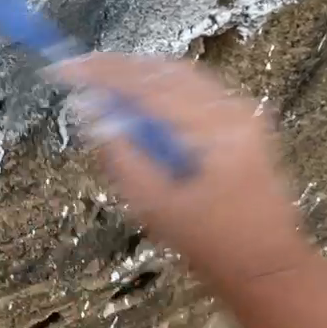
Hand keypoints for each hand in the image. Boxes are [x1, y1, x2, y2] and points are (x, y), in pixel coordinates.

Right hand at [47, 53, 315, 298]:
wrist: (265, 262)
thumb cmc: (203, 237)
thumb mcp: (148, 200)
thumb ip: (116, 150)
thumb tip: (87, 108)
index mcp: (210, 129)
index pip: (144, 86)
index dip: (98, 73)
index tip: (60, 69)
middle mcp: (231, 110)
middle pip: (163, 70)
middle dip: (114, 65)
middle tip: (72, 68)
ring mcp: (242, 112)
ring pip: (179, 73)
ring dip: (135, 71)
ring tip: (96, 75)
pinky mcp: (242, 120)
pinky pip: (194, 86)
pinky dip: (158, 82)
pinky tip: (135, 90)